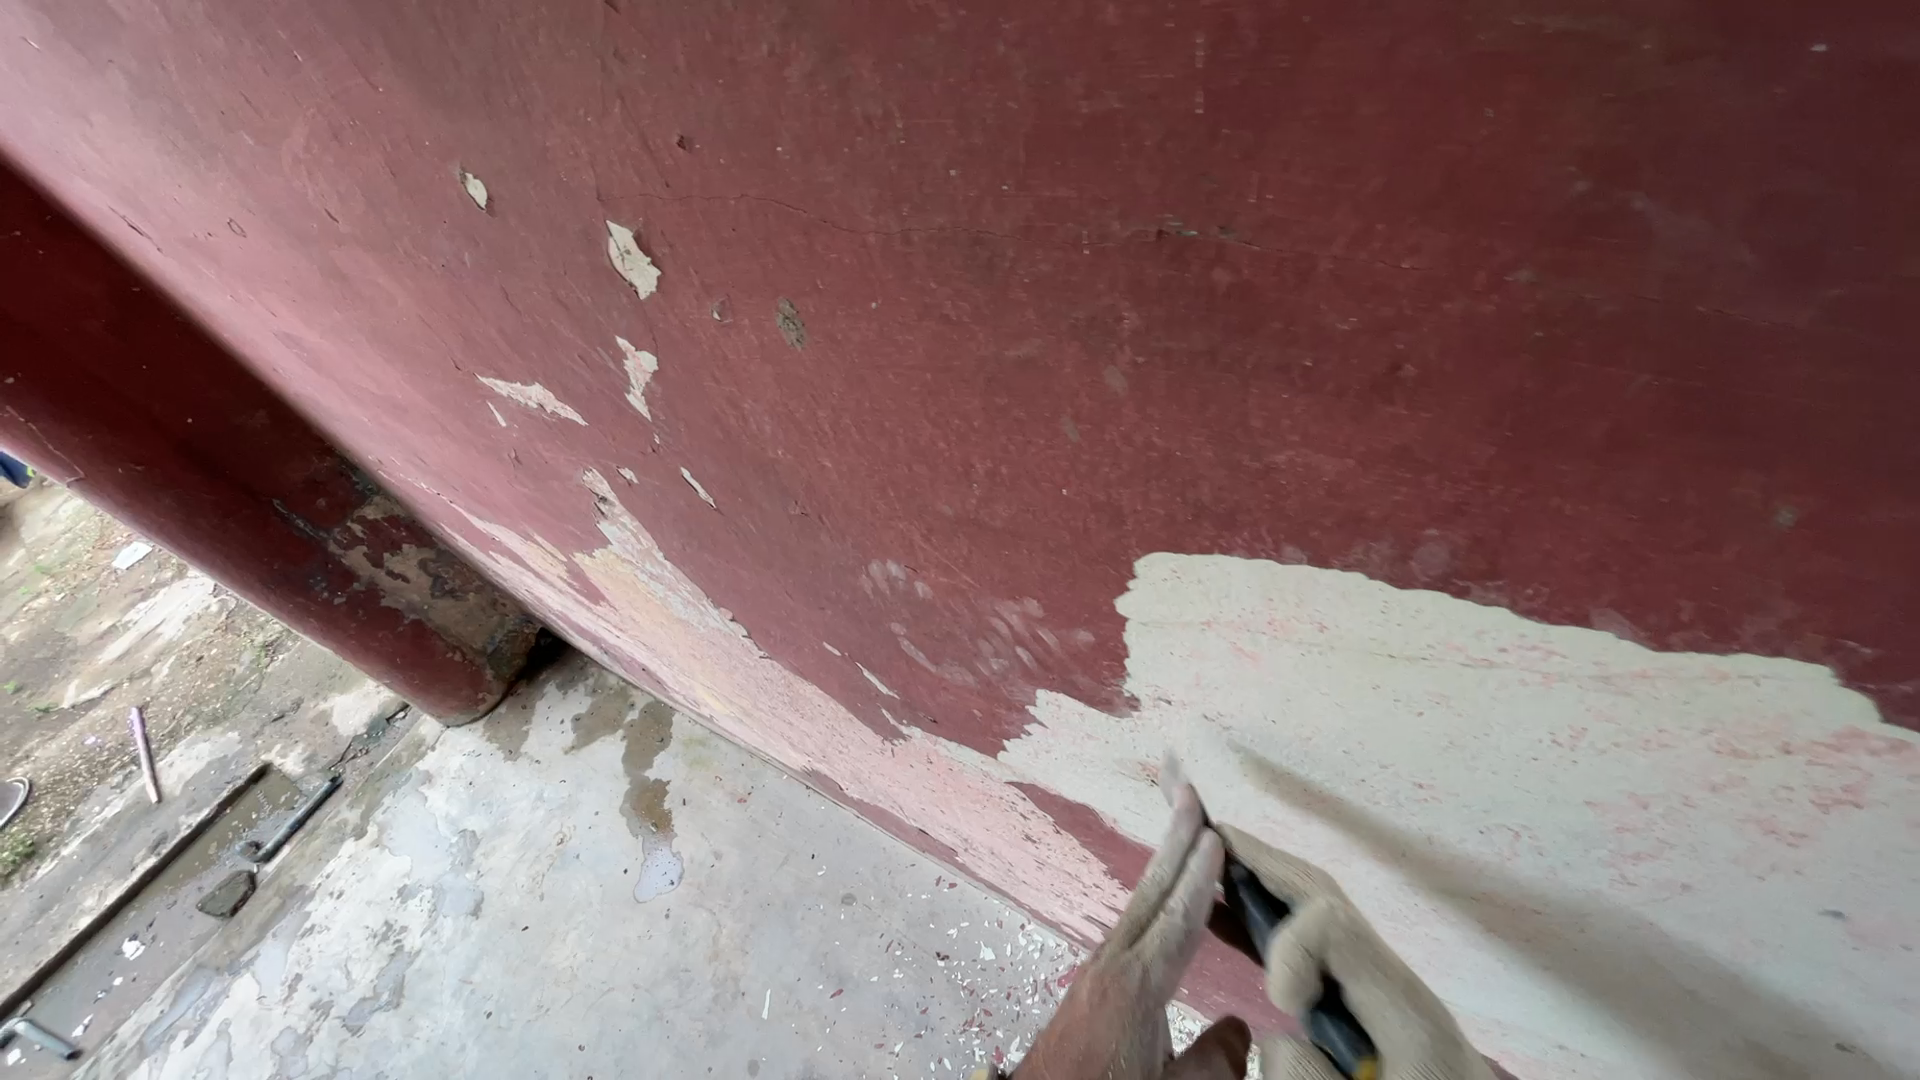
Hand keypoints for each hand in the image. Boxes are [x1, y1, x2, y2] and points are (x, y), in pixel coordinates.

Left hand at [1014, 785, 1249, 1079]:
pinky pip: (1133, 923)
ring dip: (1164, 863)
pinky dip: (1155, 895)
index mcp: (1136, 986)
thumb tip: (1240, 1025)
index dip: (1198, 879)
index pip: (1177, 922)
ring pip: (1140, 902)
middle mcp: (1114, 962)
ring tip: (1184, 829)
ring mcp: (1100, 966)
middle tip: (1189, 792)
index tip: (1214, 834)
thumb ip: (1212, 1063)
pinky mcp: (1095, 978)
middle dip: (1173, 840)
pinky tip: (1165, 894)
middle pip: (1151, 891)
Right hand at [1215, 825, 1492, 1079]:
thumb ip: (1307, 1073)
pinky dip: (1267, 916)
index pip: (1333, 924)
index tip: (1280, 1004)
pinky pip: (1311, 937)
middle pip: (1323, 894)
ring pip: (1315, 907)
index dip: (1288, 945)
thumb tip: (1271, 1035)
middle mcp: (1390, 975)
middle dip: (1262, 862)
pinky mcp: (1364, 997)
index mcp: (1403, 1003)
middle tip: (1207, 838)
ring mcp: (1377, 982)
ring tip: (1208, 859)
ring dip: (1260, 880)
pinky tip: (1226, 914)